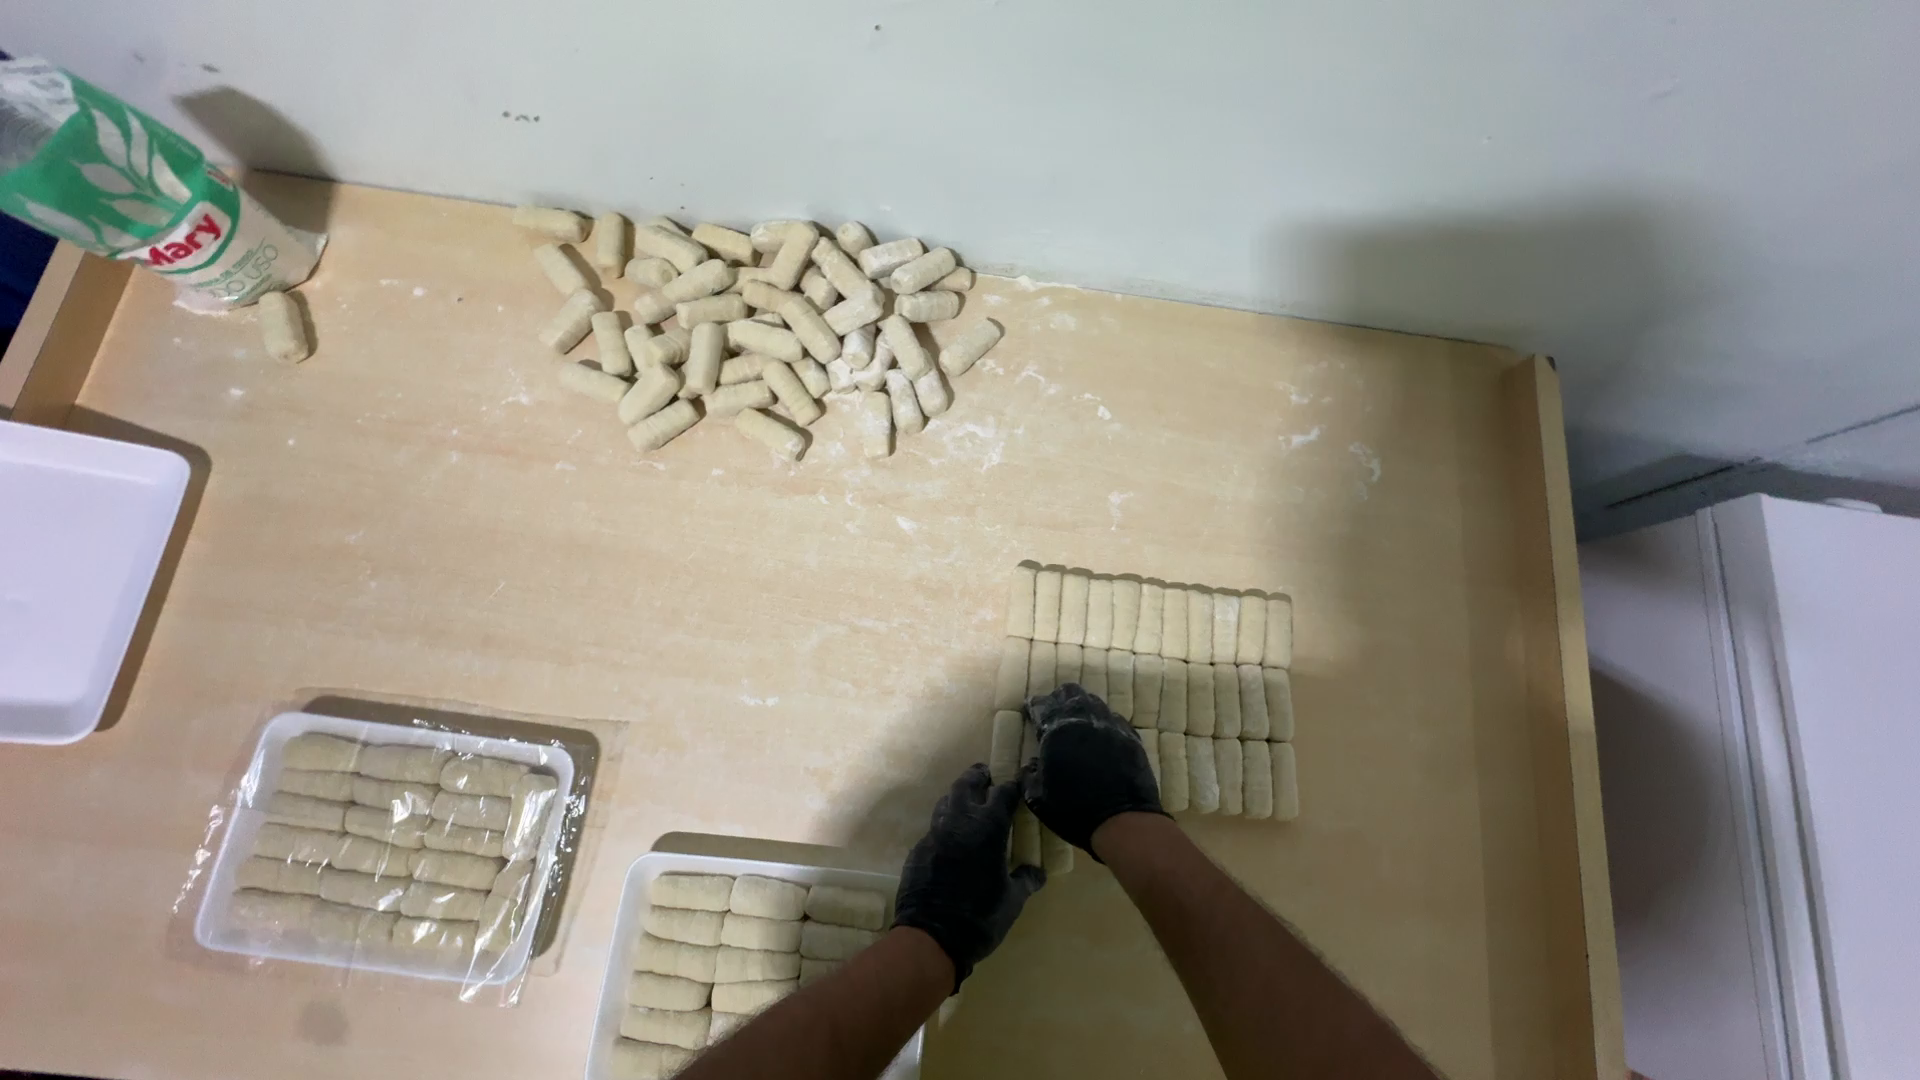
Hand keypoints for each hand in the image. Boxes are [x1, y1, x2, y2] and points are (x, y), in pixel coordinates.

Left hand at [893, 764, 1045, 990]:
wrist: (931, 936)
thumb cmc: (980, 918)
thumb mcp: (1012, 901)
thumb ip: (1026, 880)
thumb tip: (1037, 872)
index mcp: (988, 828)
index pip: (1004, 793)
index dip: (1013, 785)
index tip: (1019, 781)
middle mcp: (960, 821)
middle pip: (968, 784)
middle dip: (979, 777)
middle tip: (987, 777)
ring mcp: (935, 832)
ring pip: (947, 800)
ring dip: (959, 796)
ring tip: (969, 802)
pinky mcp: (919, 847)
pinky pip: (935, 827)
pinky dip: (946, 825)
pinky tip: (952, 838)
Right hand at [1020, 683, 1167, 857]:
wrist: (1122, 821)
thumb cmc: (1074, 811)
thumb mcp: (1038, 798)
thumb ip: (1029, 776)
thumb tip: (1031, 765)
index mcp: (1056, 731)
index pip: (1041, 706)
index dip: (1033, 706)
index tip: (1030, 710)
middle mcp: (1083, 720)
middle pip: (1070, 693)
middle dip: (1058, 699)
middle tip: (1053, 711)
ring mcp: (1110, 726)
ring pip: (1094, 701)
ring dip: (1082, 706)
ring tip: (1078, 720)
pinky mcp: (1131, 737)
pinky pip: (1114, 718)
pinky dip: (1103, 721)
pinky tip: (1101, 734)